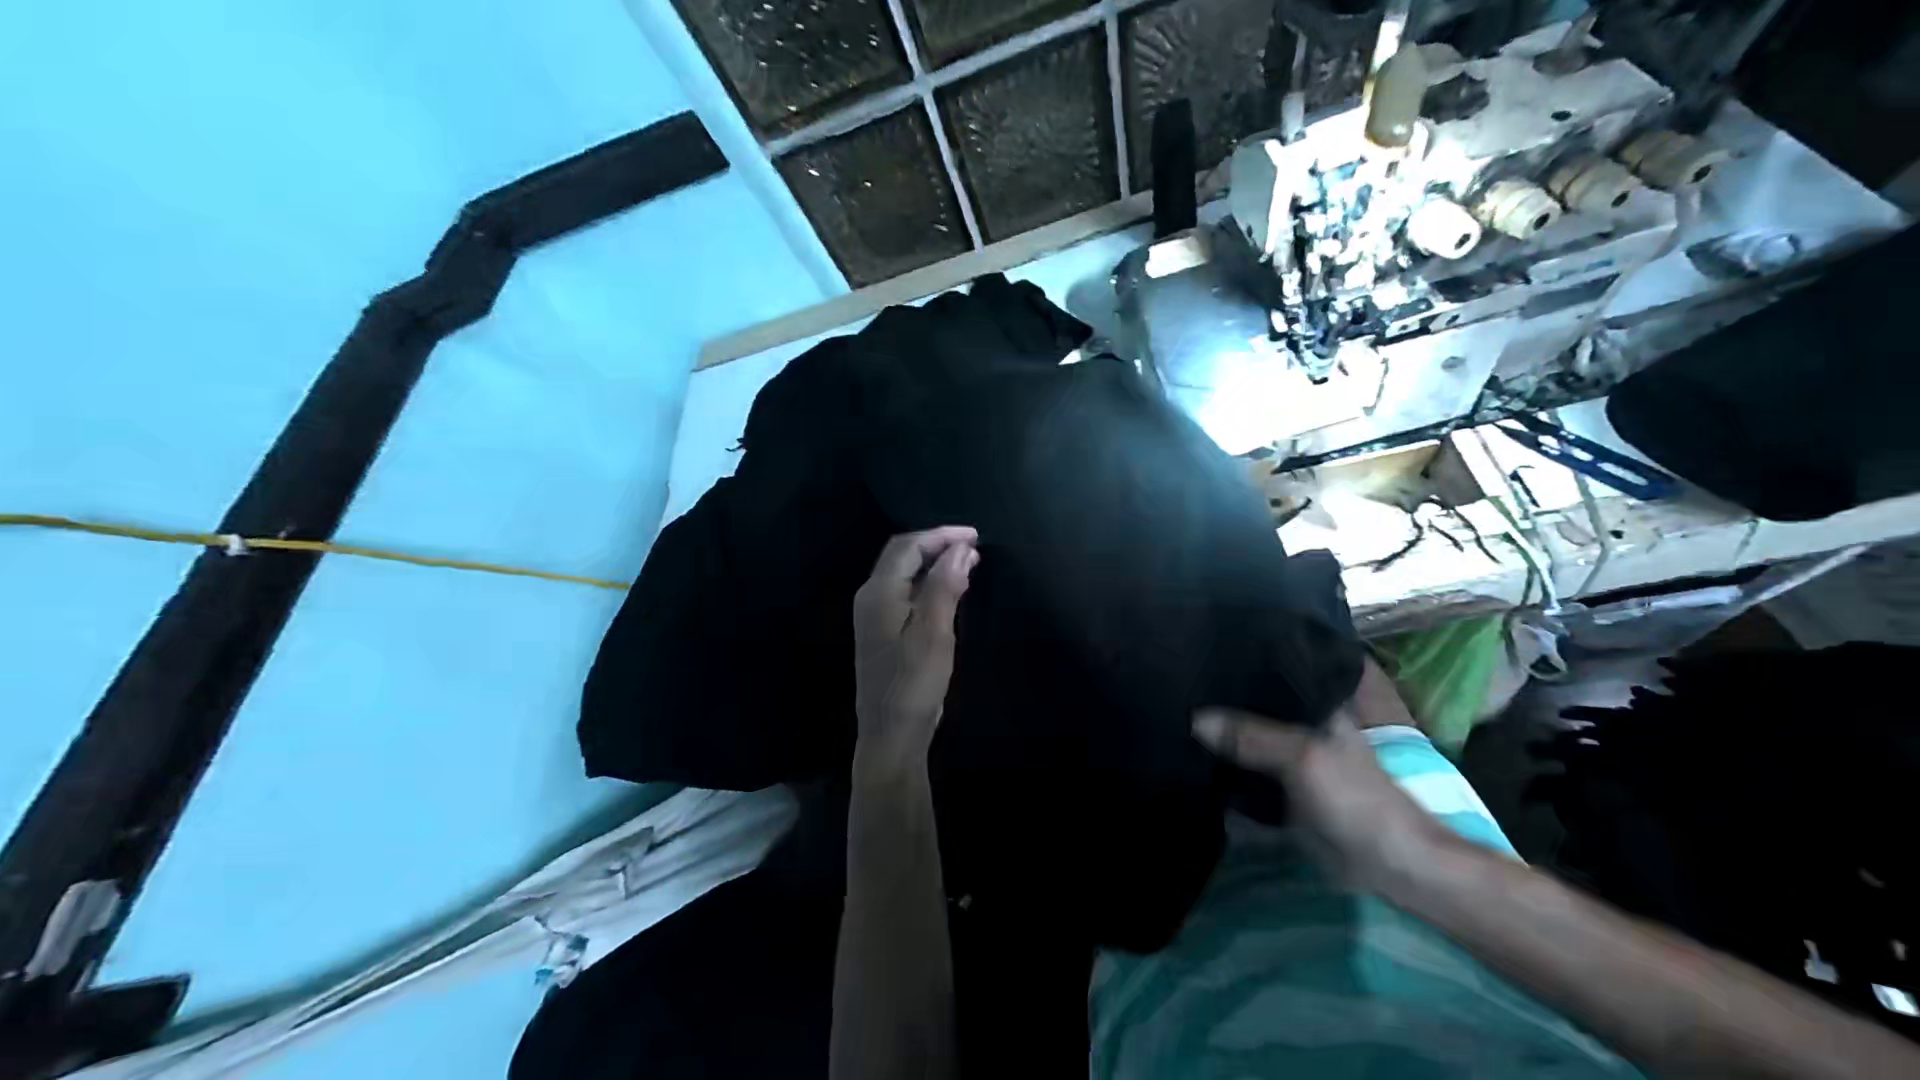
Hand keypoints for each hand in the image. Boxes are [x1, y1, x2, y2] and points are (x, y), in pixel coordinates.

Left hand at [852, 527, 978, 765]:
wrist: (892, 733)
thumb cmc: (914, 681)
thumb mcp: (934, 630)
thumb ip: (945, 584)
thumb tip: (961, 549)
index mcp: (878, 592)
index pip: (908, 546)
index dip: (941, 535)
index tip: (974, 536)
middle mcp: (871, 598)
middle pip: (902, 556)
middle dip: (937, 545)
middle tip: (972, 546)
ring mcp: (874, 616)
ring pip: (904, 575)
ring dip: (934, 563)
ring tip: (967, 563)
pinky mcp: (884, 633)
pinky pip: (906, 594)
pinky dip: (929, 584)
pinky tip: (950, 591)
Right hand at [1192, 660, 1446, 889]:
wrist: (1393, 865)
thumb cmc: (1357, 799)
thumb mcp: (1303, 757)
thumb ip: (1250, 735)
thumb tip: (1194, 719)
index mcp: (1314, 706)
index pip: (1267, 675)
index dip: (1234, 667)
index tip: (1191, 659)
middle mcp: (1299, 727)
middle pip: (1249, 710)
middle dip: (1217, 705)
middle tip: (1171, 691)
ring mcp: (1288, 762)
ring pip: (1243, 742)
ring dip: (1216, 738)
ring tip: (1170, 719)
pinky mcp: (1279, 794)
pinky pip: (1243, 774)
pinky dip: (1221, 769)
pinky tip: (1189, 758)